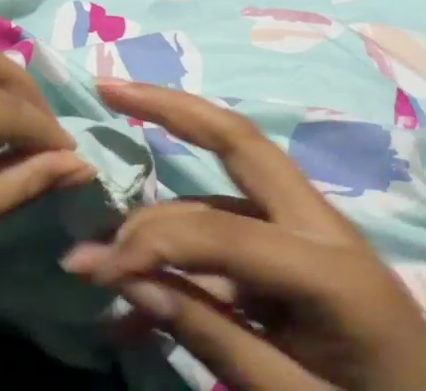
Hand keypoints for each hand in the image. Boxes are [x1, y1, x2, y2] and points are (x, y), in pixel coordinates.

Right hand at [63, 80, 425, 390]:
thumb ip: (212, 338)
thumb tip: (128, 282)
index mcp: (333, 269)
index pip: (221, 231)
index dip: (149, 245)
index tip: (92, 271)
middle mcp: (324, 228)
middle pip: (239, 141)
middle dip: (170, 108)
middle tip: (108, 88)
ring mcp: (315, 234)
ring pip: (222, 191)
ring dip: (161, 216)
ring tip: (104, 255)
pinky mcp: (303, 252)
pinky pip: (231, 232)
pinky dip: (184, 252)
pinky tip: (144, 294)